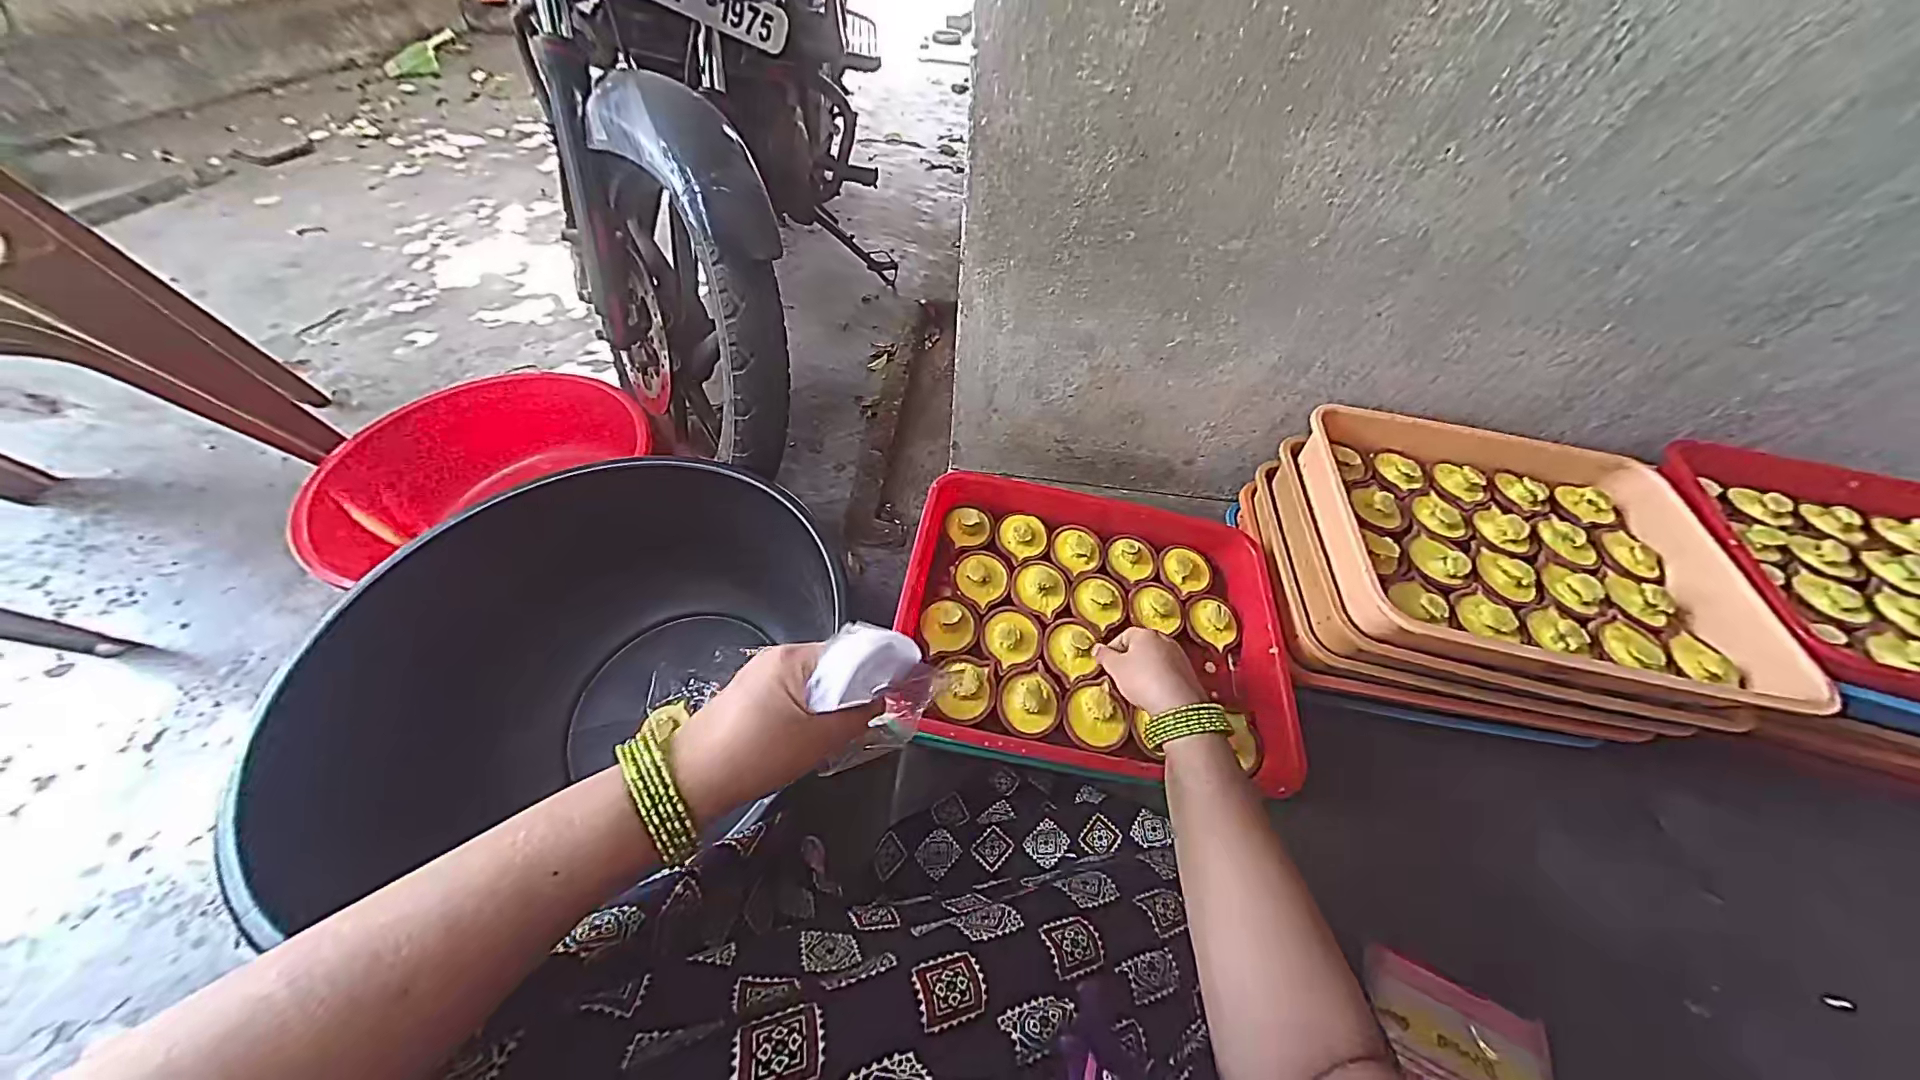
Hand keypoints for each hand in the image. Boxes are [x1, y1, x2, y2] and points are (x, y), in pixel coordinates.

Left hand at [669, 643, 880, 825]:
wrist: (690, 781)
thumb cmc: (753, 755)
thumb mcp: (819, 739)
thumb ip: (860, 715)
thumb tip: (885, 701)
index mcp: (794, 657)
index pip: (854, 650)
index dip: (881, 668)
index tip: (903, 684)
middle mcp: (777, 657)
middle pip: (835, 665)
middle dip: (856, 688)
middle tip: (874, 714)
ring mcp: (761, 675)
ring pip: (815, 682)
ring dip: (834, 701)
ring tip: (842, 729)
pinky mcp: (751, 695)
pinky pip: (795, 693)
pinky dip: (812, 709)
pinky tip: (813, 734)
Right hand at [1094, 628, 1207, 715]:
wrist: (1177, 703)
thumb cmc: (1142, 680)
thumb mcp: (1115, 668)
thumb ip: (1104, 656)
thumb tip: (1097, 648)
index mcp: (1145, 634)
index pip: (1123, 635)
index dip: (1112, 650)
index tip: (1106, 663)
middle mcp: (1164, 639)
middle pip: (1141, 645)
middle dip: (1129, 659)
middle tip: (1120, 675)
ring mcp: (1178, 655)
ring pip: (1155, 658)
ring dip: (1145, 668)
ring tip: (1137, 686)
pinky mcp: (1188, 671)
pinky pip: (1167, 670)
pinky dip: (1158, 678)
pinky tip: (1153, 691)